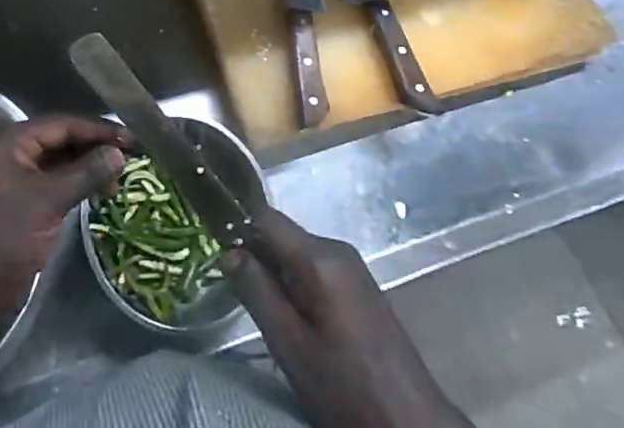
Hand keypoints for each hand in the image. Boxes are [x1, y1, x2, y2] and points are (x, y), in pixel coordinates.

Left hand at [0, 115, 131, 285]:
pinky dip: (81, 181)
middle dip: (96, 146)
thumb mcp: (50, 200)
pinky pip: (60, 179)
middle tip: (131, 156)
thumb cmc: (9, 234)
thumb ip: (86, 172)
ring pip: (64, 159)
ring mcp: (22, 175)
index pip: (63, 124)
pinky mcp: (29, 198)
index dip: (98, 129)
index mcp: (14, 141)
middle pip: (64, 138)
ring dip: (91, 165)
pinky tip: (103, 190)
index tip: (131, 137)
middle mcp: (17, 151)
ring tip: (120, 179)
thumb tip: (119, 153)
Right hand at [223, 208, 472, 427]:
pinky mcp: (359, 287)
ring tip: (255, 302)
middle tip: (229, 284)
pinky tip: (287, 314)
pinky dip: (294, 282)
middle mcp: (337, 250)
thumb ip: (256, 291)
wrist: (413, 425)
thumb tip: (228, 251)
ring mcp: (352, 268)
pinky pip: (314, 268)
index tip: (211, 242)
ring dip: (273, 270)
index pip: (265, 217)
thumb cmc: (346, 386)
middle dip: (253, 253)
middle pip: (281, 234)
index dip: (236, 224)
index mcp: (319, 257)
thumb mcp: (290, 344)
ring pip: (296, 253)